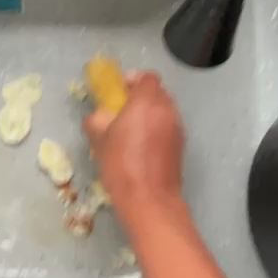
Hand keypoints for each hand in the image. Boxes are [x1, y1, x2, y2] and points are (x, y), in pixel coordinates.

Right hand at [83, 71, 185, 210]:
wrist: (149, 200)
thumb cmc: (121, 164)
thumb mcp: (98, 139)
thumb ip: (97, 119)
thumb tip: (99, 115)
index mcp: (147, 102)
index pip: (147, 77)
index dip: (132, 80)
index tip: (117, 92)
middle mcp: (167, 110)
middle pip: (157, 92)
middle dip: (140, 96)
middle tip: (120, 111)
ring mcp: (177, 128)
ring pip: (163, 110)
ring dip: (148, 113)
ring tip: (130, 130)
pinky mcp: (181, 145)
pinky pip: (167, 126)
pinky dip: (156, 128)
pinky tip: (141, 146)